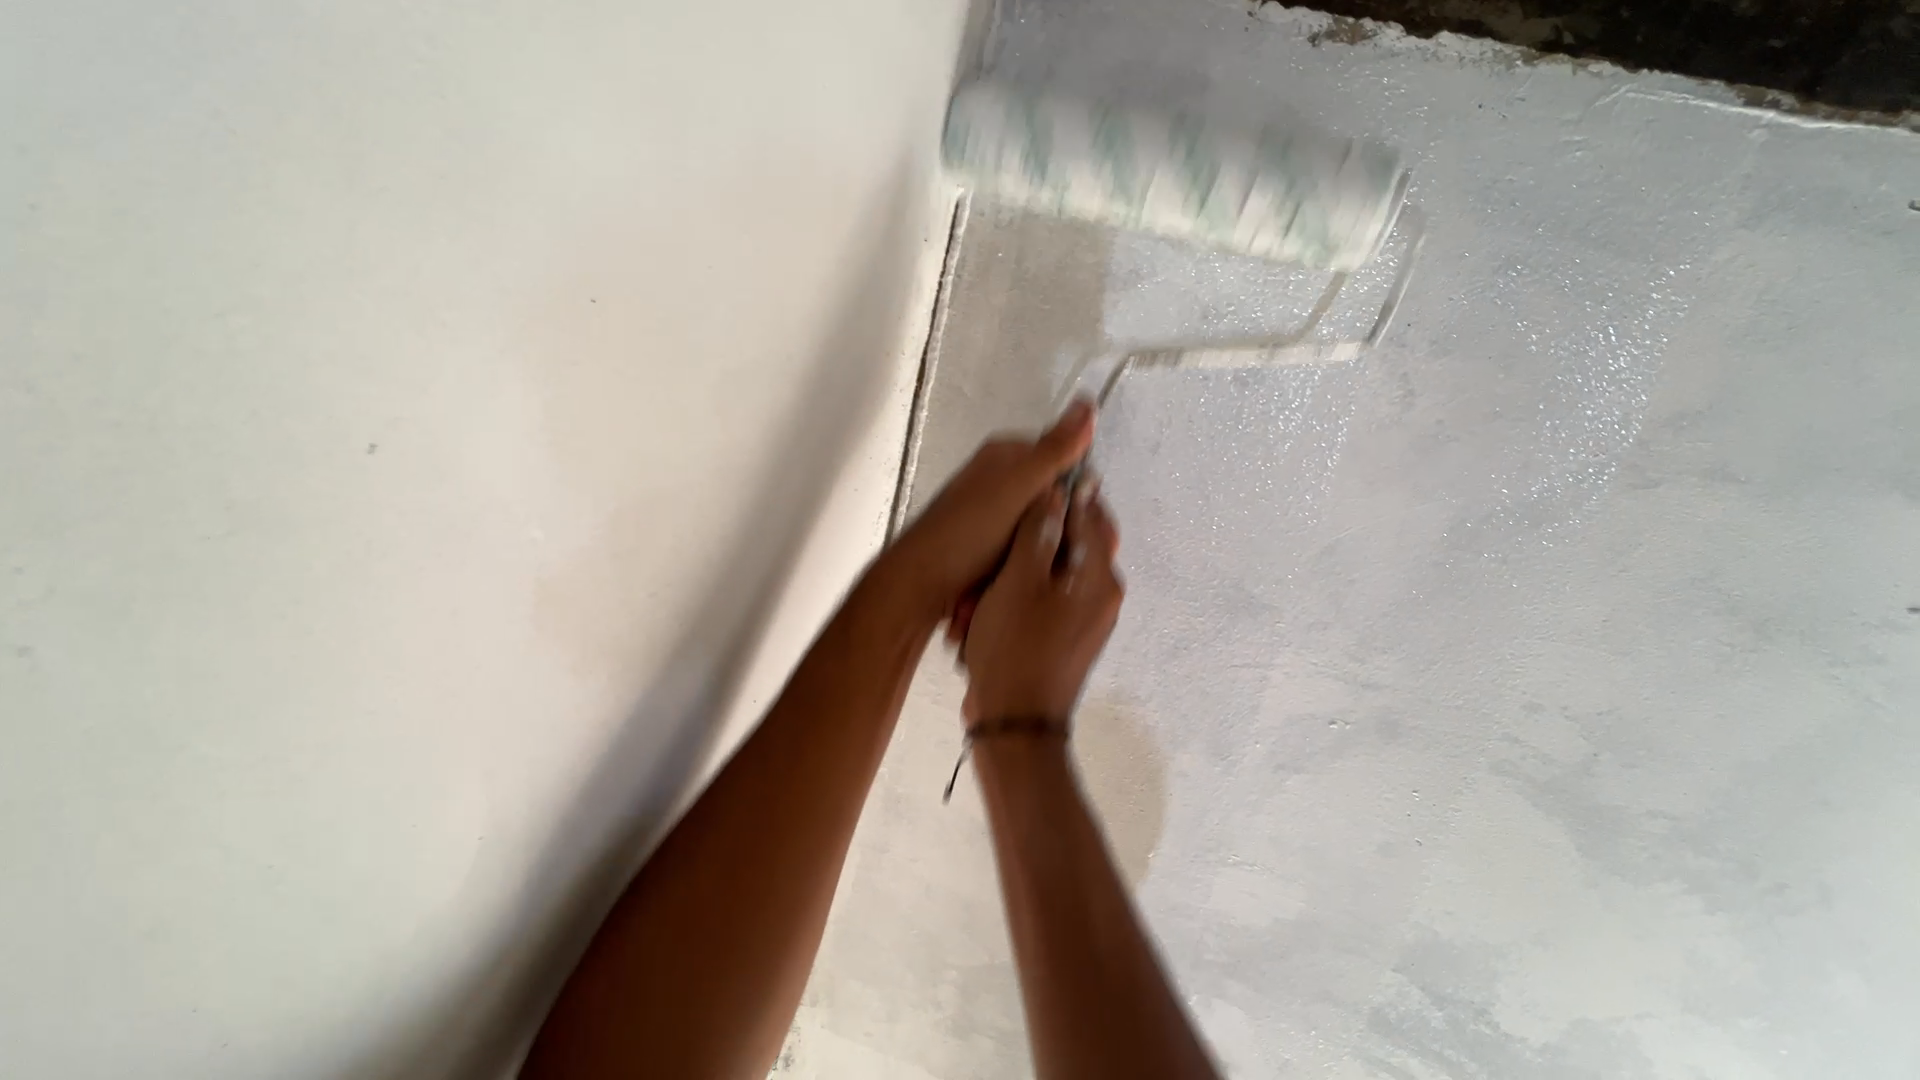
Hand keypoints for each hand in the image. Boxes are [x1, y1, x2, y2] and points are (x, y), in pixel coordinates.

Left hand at [884, 400, 1094, 620]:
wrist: (921, 583)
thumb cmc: (967, 533)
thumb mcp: (1017, 487)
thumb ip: (1054, 451)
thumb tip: (1087, 403)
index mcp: (1005, 455)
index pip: (1064, 459)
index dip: (1081, 488)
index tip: (1086, 519)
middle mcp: (999, 478)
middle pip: (1054, 495)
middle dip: (1066, 521)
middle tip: (1066, 549)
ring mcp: (993, 512)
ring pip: (1042, 523)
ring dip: (1050, 545)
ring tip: (1051, 567)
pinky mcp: (989, 542)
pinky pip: (1025, 545)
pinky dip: (1031, 559)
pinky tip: (1033, 574)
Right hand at [960, 476, 1122, 725]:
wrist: (1014, 724)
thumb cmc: (1015, 645)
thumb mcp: (1018, 579)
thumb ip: (1039, 531)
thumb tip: (1059, 492)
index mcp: (1099, 576)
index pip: (1089, 513)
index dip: (1057, 497)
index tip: (1018, 498)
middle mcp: (1101, 595)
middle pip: (1064, 547)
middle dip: (1021, 549)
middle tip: (990, 556)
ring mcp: (1083, 621)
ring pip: (1044, 578)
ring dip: (1007, 581)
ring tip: (975, 598)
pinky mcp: (1063, 641)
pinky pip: (1038, 607)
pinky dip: (1010, 607)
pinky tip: (979, 619)